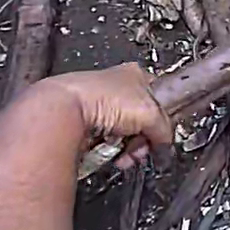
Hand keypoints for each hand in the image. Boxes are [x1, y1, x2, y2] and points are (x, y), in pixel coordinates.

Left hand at [31, 64, 172, 164]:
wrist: (65, 111)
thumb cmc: (103, 99)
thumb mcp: (151, 114)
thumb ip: (165, 129)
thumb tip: (164, 144)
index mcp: (134, 74)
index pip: (156, 98)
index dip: (160, 118)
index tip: (159, 134)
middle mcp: (115, 87)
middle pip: (139, 120)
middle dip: (142, 139)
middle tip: (140, 148)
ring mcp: (97, 105)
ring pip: (122, 134)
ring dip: (126, 149)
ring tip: (122, 155)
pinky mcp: (81, 124)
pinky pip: (102, 143)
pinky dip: (107, 152)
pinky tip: (106, 153)